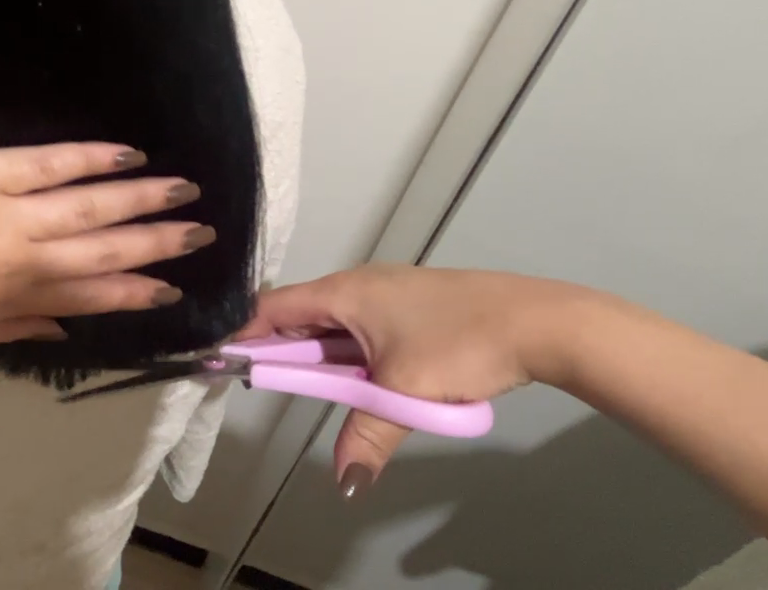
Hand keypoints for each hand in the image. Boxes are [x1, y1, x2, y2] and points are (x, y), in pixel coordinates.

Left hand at [0, 143, 213, 350]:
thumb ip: (13, 330)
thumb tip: (60, 330)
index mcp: (16, 299)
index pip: (89, 295)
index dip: (134, 292)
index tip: (171, 287)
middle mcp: (27, 259)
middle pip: (104, 250)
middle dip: (156, 243)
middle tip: (201, 232)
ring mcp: (11, 212)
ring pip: (90, 206)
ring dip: (140, 199)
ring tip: (182, 191)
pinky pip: (50, 164)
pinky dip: (91, 159)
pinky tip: (125, 152)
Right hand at [237, 266, 600, 491]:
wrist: (541, 321)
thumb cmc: (460, 344)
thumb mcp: (406, 392)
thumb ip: (368, 435)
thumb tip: (345, 484)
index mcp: (342, 292)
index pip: (273, 306)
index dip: (247, 331)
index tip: (226, 358)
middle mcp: (356, 284)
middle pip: (302, 314)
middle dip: (283, 348)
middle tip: (267, 381)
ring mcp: (386, 292)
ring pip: (335, 323)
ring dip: (321, 353)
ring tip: (315, 385)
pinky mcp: (412, 305)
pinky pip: (362, 326)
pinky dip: (349, 351)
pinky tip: (361, 375)